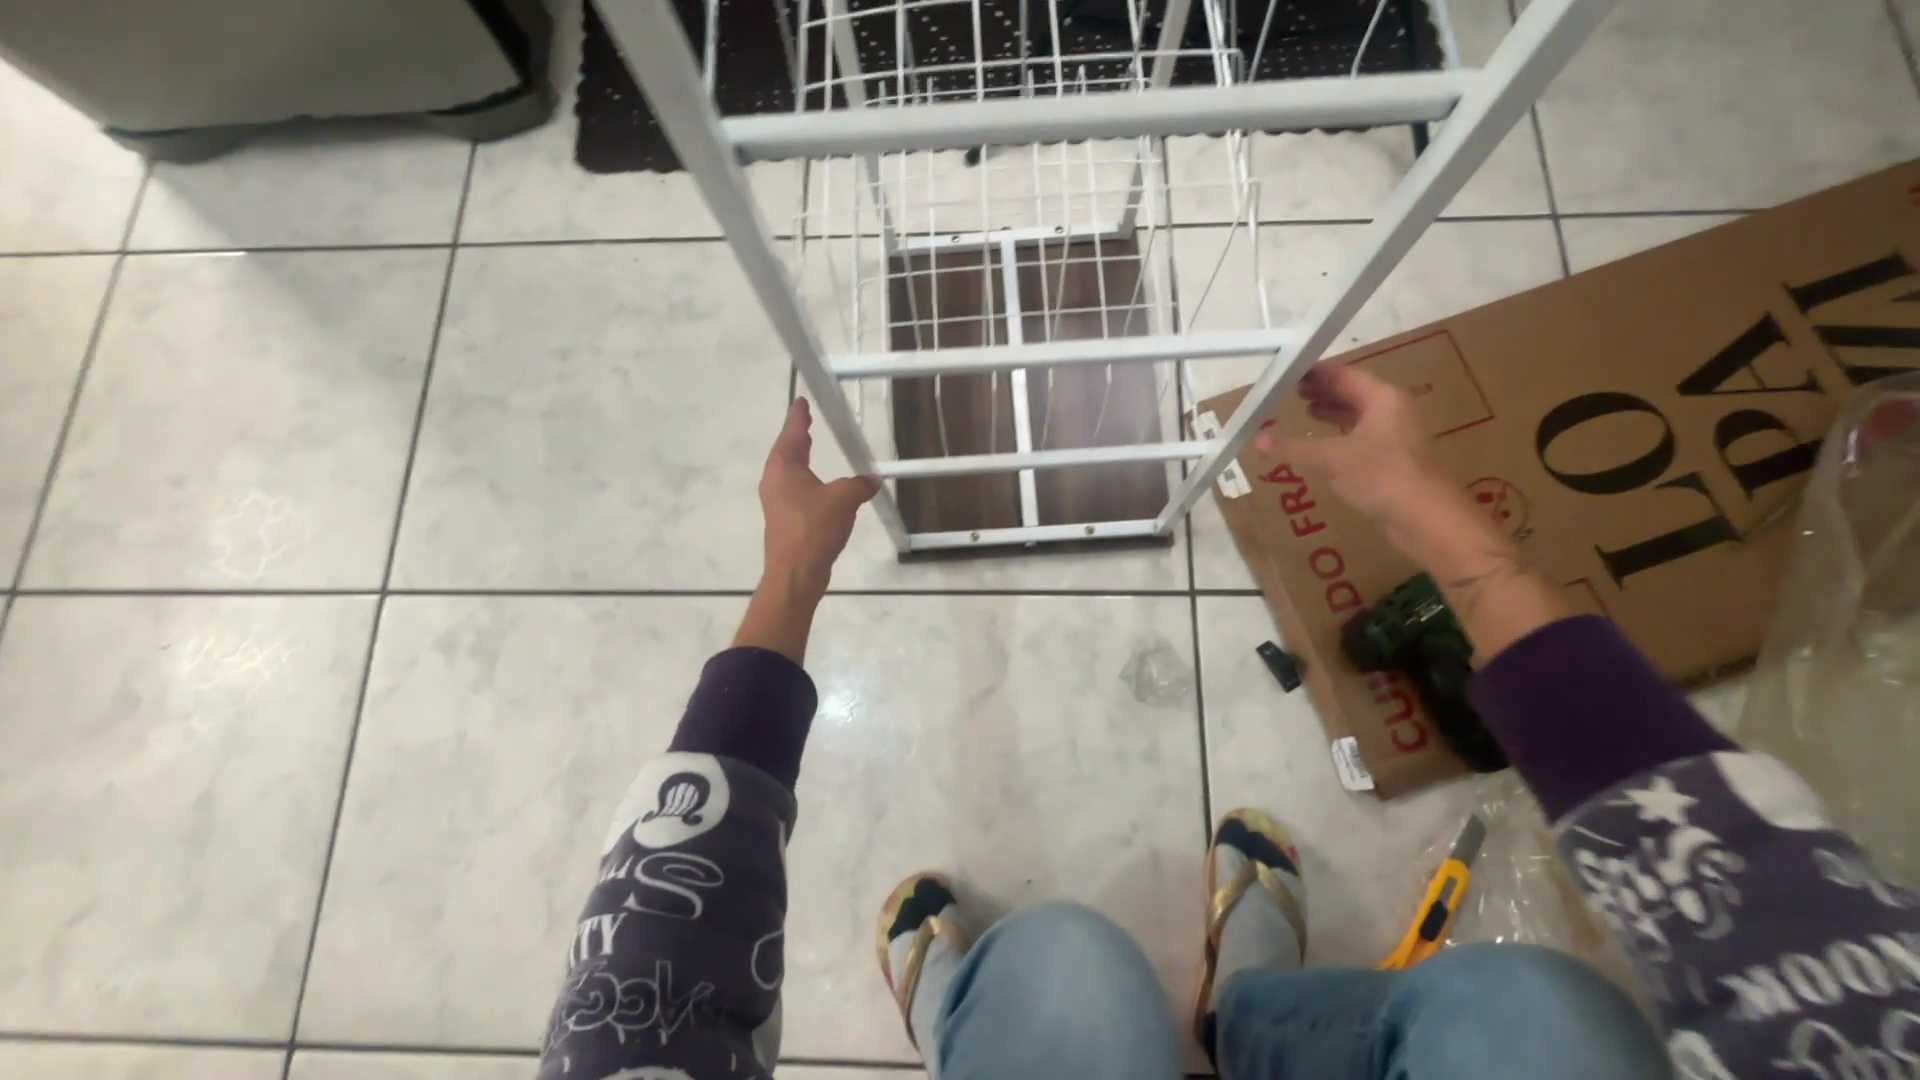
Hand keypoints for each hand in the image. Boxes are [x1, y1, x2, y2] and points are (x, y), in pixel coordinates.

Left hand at [758, 398, 880, 595]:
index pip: (793, 434)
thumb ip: (858, 485)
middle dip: (797, 437)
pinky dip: (804, 482)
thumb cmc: (815, 528)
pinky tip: (817, 488)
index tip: (801, 403)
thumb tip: (871, 481)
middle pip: (786, 452)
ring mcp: (777, 502)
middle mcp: (774, 481)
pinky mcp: (784, 521)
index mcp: (784, 468)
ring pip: (788, 473)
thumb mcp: (844, 499)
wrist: (796, 572)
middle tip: (806, 423)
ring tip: (810, 450)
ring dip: (799, 460)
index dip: (798, 418)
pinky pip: (794, 491)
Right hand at [1257, 364, 1453, 524]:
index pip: (1345, 375)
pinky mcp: (1393, 459)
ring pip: (1359, 415)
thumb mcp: (1331, 459)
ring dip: (1333, 412)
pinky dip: (1340, 435)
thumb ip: (1293, 447)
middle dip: (1323, 391)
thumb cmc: (1381, 476)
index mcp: (1383, 399)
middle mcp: (1392, 411)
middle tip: (1292, 391)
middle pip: (1353, 392)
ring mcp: (1395, 436)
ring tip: (1305, 412)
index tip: (1289, 372)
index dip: (1316, 372)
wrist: (1425, 517)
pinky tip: (1322, 446)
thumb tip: (1256, 439)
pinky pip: (1361, 437)